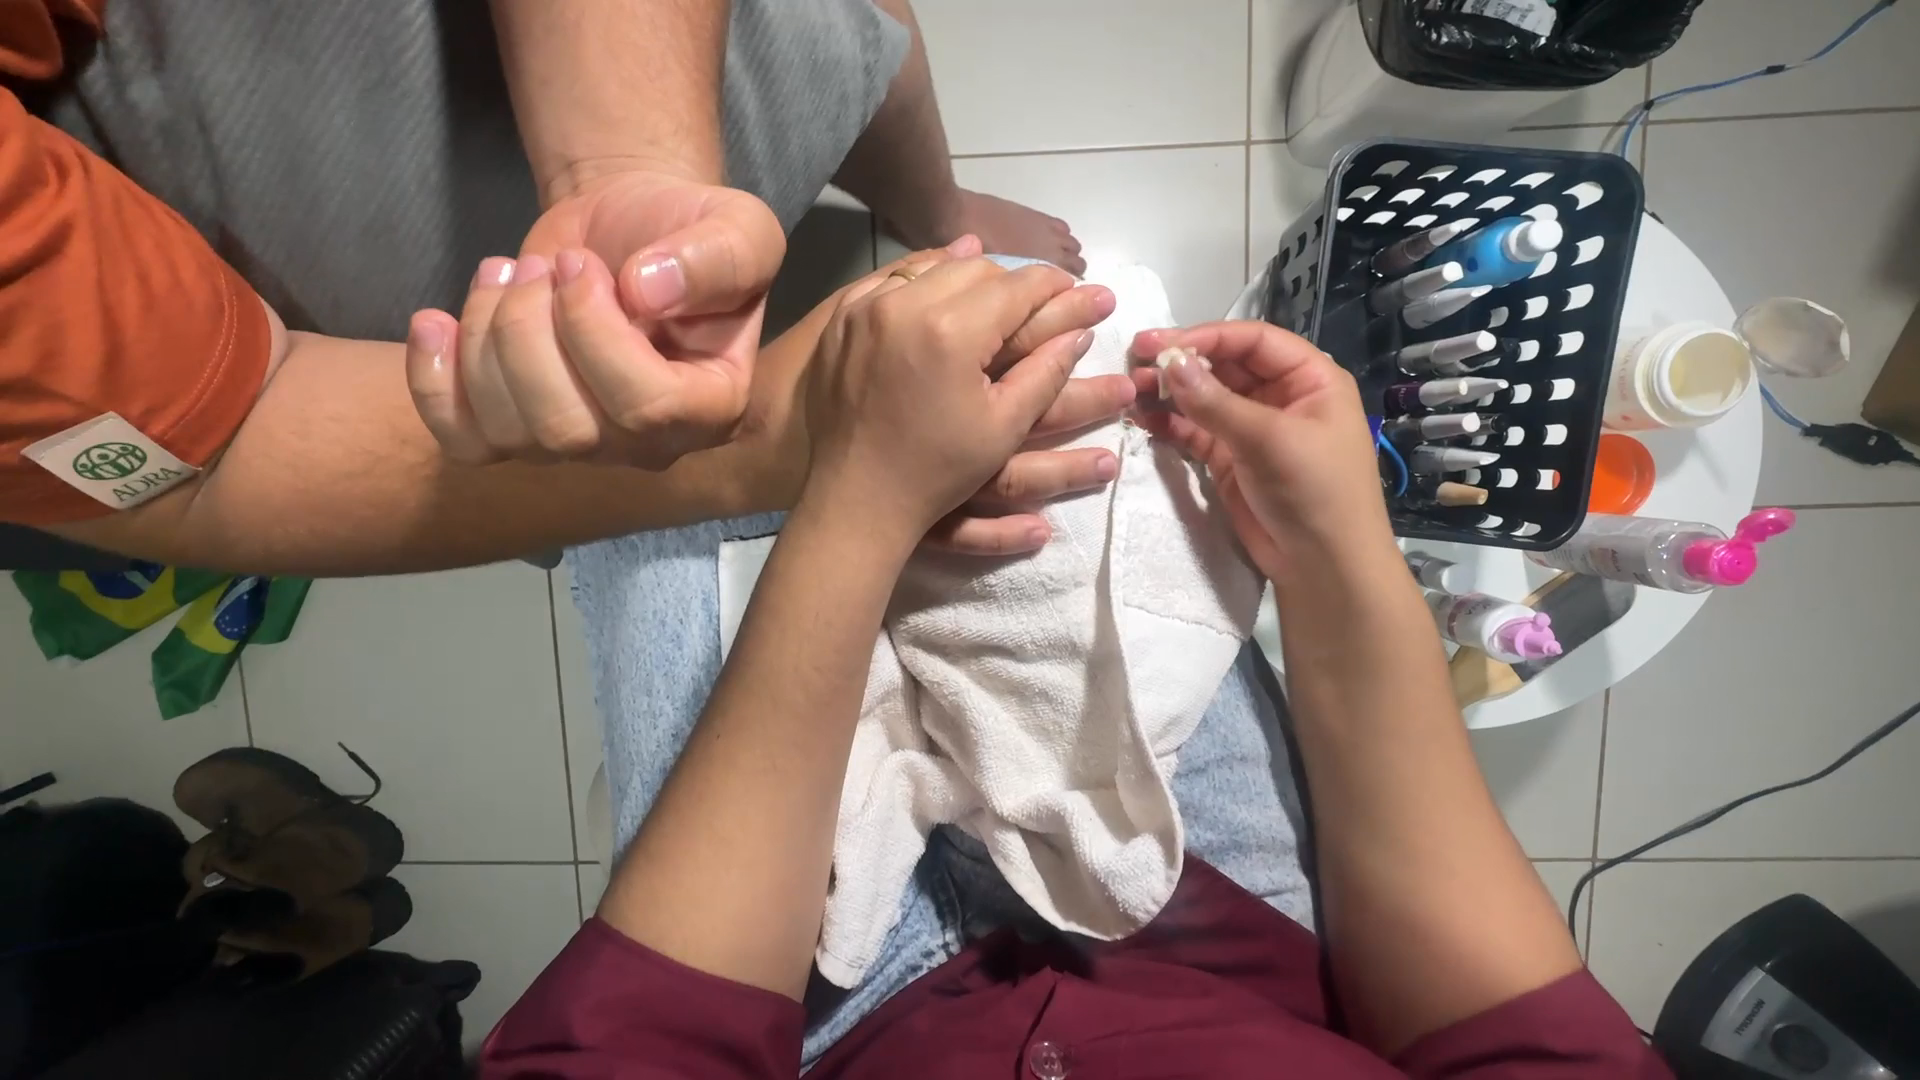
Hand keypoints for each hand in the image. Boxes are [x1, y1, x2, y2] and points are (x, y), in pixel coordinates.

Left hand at [405, 170, 785, 467]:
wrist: (631, 232)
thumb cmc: (689, 230)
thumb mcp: (739, 228)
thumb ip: (718, 259)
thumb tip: (644, 293)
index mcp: (713, 406)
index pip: (647, 405)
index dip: (594, 332)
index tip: (582, 265)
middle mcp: (655, 443)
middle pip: (569, 428)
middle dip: (529, 332)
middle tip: (539, 267)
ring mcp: (588, 447)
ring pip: (513, 431)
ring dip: (488, 335)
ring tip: (505, 275)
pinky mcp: (525, 431)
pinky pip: (466, 442)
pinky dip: (434, 383)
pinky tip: (438, 323)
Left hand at [804, 258, 1096, 544]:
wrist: (856, 499)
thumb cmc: (936, 472)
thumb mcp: (1004, 428)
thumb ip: (1047, 372)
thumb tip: (1082, 329)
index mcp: (952, 331)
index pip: (1018, 287)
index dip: (1055, 287)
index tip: (1079, 292)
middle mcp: (905, 303)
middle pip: (977, 269)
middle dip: (1012, 282)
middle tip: (1036, 304)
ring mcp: (865, 308)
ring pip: (932, 269)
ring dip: (968, 278)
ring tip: (992, 301)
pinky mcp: (840, 319)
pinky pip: (889, 281)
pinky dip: (920, 285)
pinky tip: (938, 297)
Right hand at [1128, 322, 1394, 579]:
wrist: (1322, 565)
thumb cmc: (1314, 491)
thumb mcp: (1269, 440)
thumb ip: (1215, 402)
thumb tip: (1170, 364)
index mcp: (1308, 379)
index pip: (1253, 342)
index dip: (1207, 337)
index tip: (1160, 344)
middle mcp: (1280, 397)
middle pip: (1224, 366)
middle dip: (1182, 364)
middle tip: (1134, 362)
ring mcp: (1252, 429)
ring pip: (1205, 399)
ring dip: (1170, 393)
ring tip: (1130, 390)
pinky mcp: (1229, 460)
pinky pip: (1196, 432)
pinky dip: (1170, 424)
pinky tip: (1142, 418)